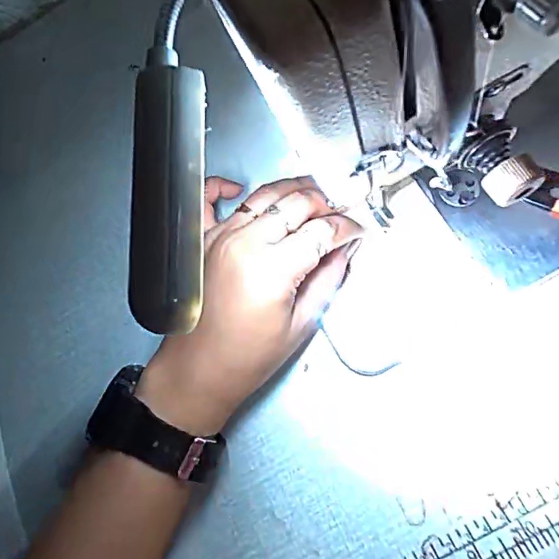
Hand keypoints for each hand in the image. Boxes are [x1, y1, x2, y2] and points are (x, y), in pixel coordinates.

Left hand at [137, 176, 362, 434]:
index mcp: (273, 269)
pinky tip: (240, 189)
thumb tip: (345, 249)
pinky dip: (223, 187)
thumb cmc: (250, 357)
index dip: (347, 227)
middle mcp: (245, 243)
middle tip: (341, 214)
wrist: (198, 371)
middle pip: (297, 203)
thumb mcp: (302, 324)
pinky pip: (209, 199)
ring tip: (314, 197)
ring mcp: (220, 236)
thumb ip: (328, 279)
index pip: (322, 230)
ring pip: (265, 194)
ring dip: (294, 191)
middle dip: (327, 204)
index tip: (359, 230)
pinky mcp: (201, 240)